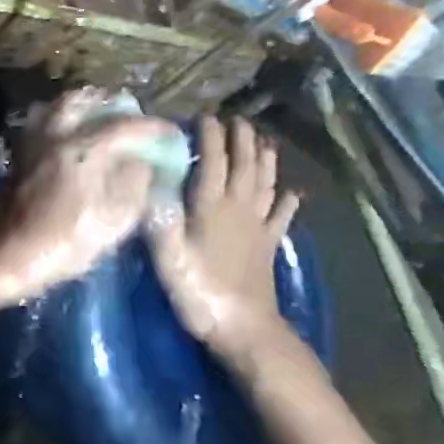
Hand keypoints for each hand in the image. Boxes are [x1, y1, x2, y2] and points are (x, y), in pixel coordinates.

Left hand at [0, 88, 178, 306]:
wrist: (9, 257)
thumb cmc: (65, 243)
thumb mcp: (115, 220)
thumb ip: (135, 183)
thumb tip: (143, 161)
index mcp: (82, 149)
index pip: (125, 125)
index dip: (154, 127)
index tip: (171, 134)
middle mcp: (54, 136)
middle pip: (81, 101)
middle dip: (109, 105)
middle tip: (128, 119)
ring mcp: (30, 145)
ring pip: (54, 108)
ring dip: (78, 108)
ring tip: (95, 122)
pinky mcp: (16, 158)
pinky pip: (37, 125)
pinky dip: (56, 122)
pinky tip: (66, 139)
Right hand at [148, 115, 300, 359]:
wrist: (243, 327)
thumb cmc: (199, 290)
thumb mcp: (169, 254)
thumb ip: (160, 216)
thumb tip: (151, 180)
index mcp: (212, 207)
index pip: (212, 162)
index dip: (210, 137)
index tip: (206, 116)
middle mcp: (238, 209)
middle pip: (244, 166)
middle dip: (241, 140)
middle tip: (238, 120)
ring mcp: (258, 227)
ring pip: (265, 183)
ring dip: (265, 160)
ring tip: (264, 141)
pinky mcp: (268, 246)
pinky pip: (281, 217)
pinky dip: (287, 202)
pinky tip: (292, 194)